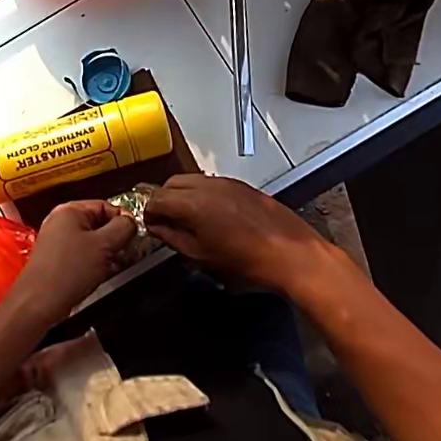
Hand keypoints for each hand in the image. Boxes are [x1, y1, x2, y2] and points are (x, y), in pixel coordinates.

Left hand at [2, 200, 137, 323]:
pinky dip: (97, 261)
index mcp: (70, 210)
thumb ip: (123, 228)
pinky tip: (107, 273)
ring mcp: (58, 241)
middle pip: (100, 223)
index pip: (106, 205)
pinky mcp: (58, 260)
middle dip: (117, 237)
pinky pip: (84, 254)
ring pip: (93, 240)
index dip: (123, 219)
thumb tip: (131, 222)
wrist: (39, 303)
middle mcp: (62, 222)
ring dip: (109, 251)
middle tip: (130, 251)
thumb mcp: (104, 244)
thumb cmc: (71, 269)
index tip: (136, 234)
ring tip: (120, 264)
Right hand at [143, 174, 344, 295]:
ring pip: (192, 180)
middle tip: (165, 222)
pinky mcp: (242, 186)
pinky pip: (212, 184)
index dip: (149, 213)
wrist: (291, 254)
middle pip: (172, 183)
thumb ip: (173, 238)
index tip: (151, 225)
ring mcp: (227, 183)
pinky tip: (210, 217)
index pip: (156, 198)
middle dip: (164, 200)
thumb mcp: (200, 256)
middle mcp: (208, 185)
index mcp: (193, 202)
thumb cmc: (248, 260)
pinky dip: (202, 194)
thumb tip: (159, 228)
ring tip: (188, 221)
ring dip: (183, 195)